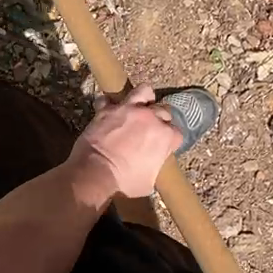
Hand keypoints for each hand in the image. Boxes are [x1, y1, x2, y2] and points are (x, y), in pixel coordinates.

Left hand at [68, 85, 181, 199]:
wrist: (96, 172)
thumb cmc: (124, 182)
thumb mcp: (149, 182)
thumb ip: (155, 166)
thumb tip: (151, 163)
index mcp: (165, 136)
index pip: (176, 133)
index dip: (169, 140)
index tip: (163, 146)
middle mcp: (151, 117)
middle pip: (164, 111)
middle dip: (160, 120)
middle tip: (150, 130)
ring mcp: (129, 109)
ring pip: (144, 91)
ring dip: (144, 98)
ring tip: (139, 106)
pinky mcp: (108, 109)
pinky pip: (109, 100)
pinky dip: (109, 104)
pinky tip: (109, 111)